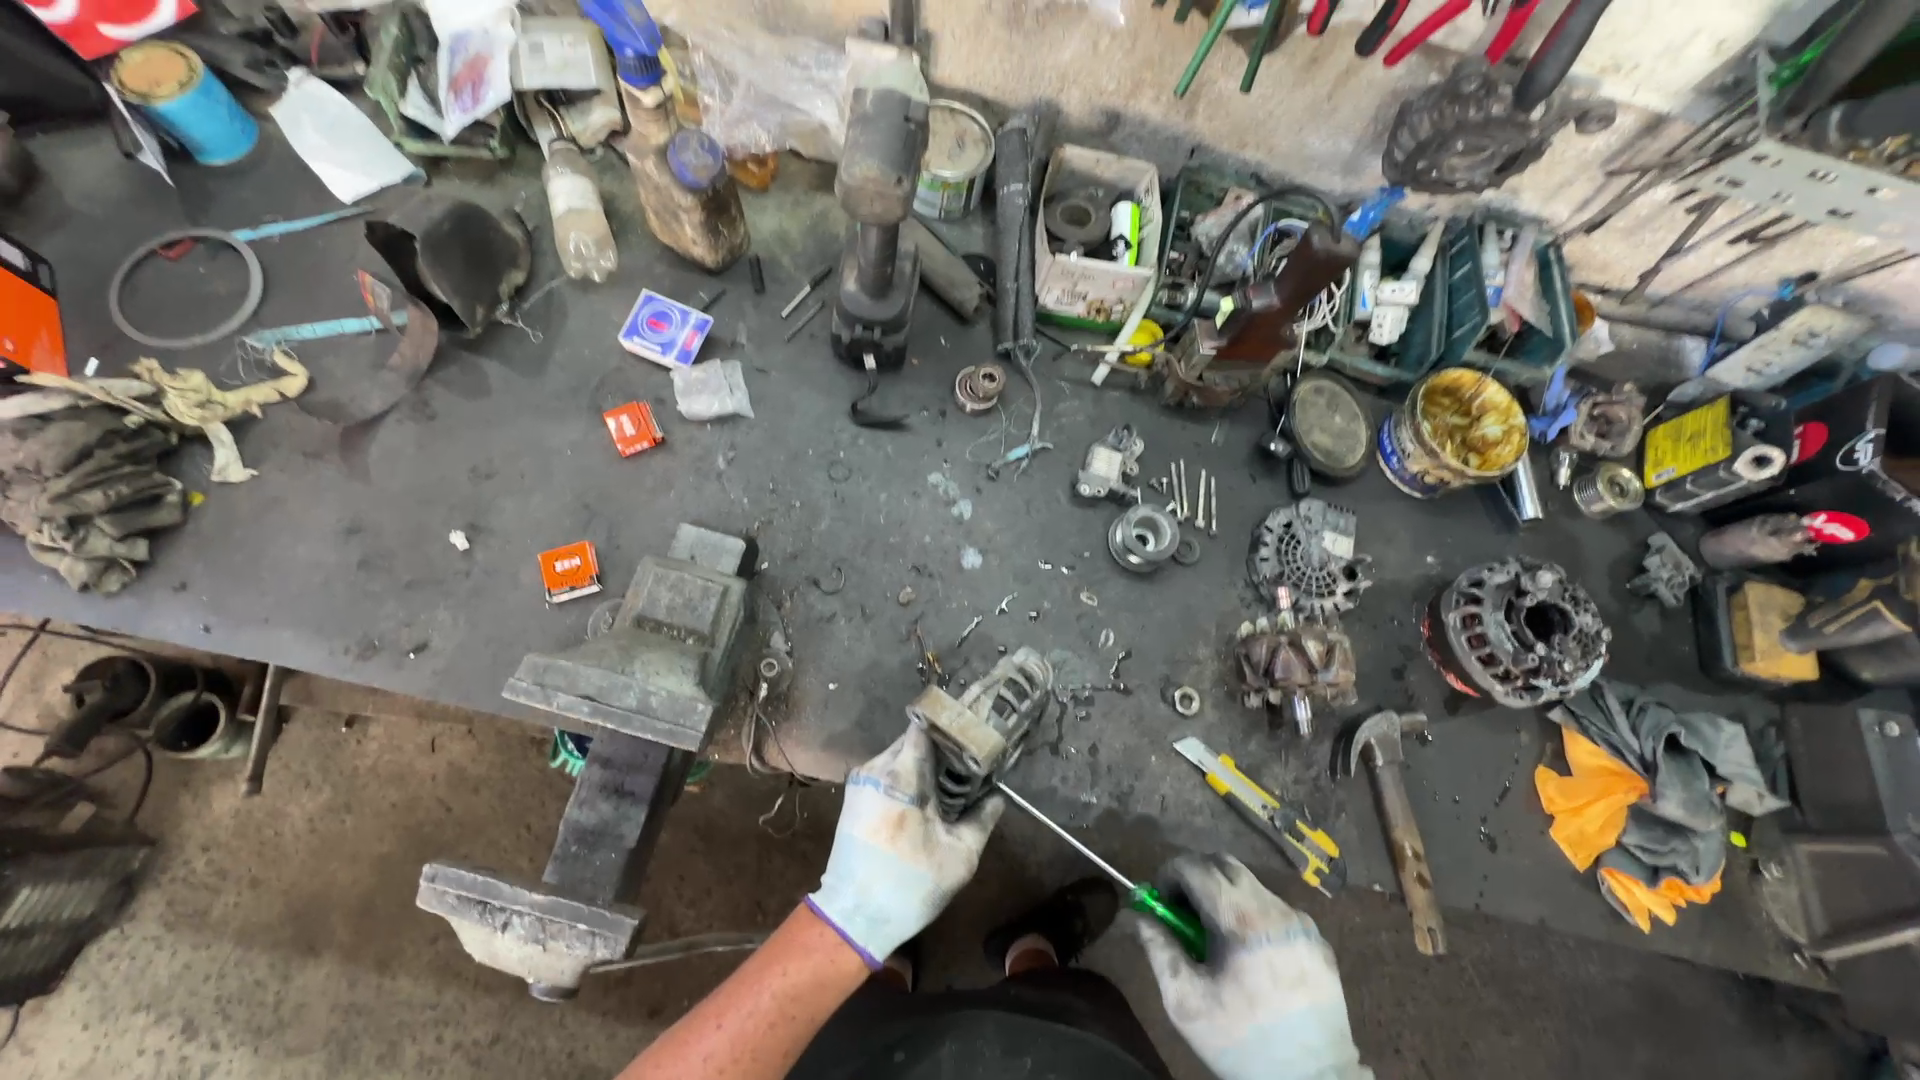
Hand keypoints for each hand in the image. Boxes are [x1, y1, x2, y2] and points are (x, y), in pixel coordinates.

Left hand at [805, 724, 1003, 967]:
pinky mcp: (856, 795)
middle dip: (944, 744)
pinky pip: (888, 771)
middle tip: (974, 756)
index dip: (953, 724)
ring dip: (926, 762)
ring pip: (901, 754)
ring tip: (957, 776)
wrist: (854, 917)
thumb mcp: (959, 856)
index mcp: (901, 775)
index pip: (926, 726)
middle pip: (915, 738)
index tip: (977, 729)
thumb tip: (998, 795)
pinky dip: (910, 775)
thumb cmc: (910, 885)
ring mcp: (862, 780)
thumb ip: (981, 818)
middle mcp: (877, 768)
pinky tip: (930, 794)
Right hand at [1132, 854, 1368, 1079]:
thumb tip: (1137, 916)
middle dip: (1195, 877)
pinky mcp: (1317, 941)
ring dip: (1223, 895)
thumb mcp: (1186, 1001)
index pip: (1196, 867)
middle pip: (1225, 865)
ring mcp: (1301, 923)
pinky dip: (1251, 914)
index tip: (1159, 901)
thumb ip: (1158, 949)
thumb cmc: (1242, 1042)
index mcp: (1242, 919)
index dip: (1169, 875)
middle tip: (1181, 911)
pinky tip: (1246, 954)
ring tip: (1213, 937)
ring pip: (1251, 885)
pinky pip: (1275, 909)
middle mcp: (1275, 909)